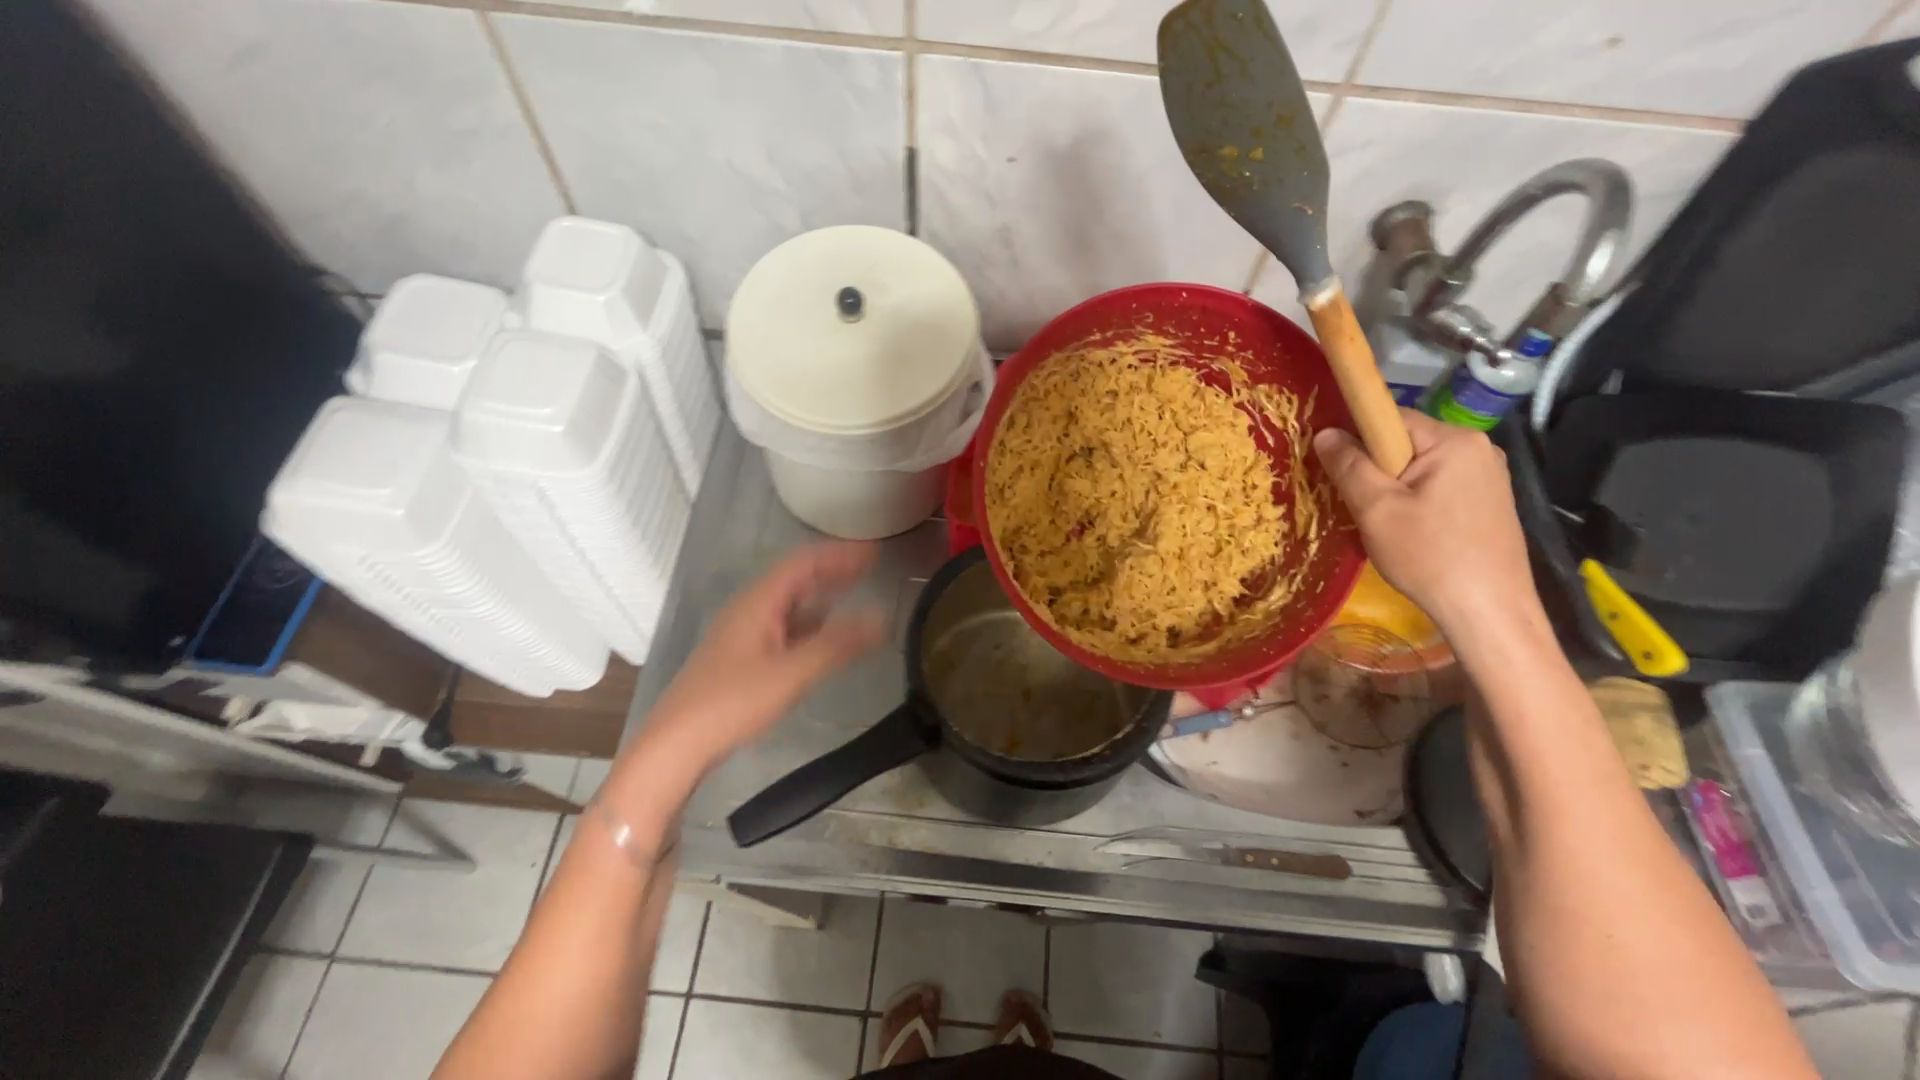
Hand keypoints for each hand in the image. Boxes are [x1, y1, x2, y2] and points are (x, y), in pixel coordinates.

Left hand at [641, 543, 885, 774]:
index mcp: (758, 604)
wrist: (677, 744)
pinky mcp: (740, 659)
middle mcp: (748, 610)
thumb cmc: (732, 703)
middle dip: (832, 572)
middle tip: (870, 569)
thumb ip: (837, 645)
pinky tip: (823, 640)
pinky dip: (808, 625)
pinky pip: (782, 628)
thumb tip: (881, 617)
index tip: (874, 552)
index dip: (839, 555)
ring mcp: (742, 635)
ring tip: (854, 598)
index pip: (802, 563)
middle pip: (794, 579)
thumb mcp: (791, 674)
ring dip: (821, 598)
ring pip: (788, 605)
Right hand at [1312, 408, 1536, 633]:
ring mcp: (1488, 476)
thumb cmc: (1429, 556)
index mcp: (1454, 440)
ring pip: (1421, 468)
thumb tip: (1325, 433)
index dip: (1357, 438)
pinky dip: (1417, 502)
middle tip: (1360, 506)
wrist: (1489, 611)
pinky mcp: (1490, 502)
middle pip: (1407, 443)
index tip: (1337, 468)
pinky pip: (1439, 487)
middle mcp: (1478, 448)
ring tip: (1384, 525)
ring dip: (1395, 489)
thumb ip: (1349, 466)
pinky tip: (1412, 533)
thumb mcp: (1376, 509)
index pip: (1390, 418)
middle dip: (1377, 469)